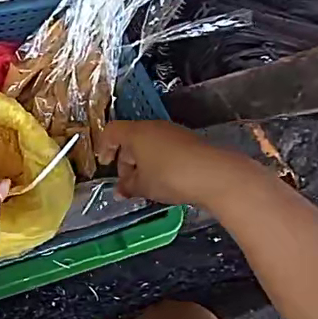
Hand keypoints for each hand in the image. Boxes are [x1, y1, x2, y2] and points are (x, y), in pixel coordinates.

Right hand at [96, 120, 270, 209]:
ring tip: (145, 184)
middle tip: (126, 182)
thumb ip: (128, 187)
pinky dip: (158, 161)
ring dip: (142, 162)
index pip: (112, 131)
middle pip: (131, 137)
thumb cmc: (169, 176)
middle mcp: (154, 127)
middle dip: (125, 159)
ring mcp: (173, 132)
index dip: (104, 146)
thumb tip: (119, 191)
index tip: (104, 163)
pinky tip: (164, 180)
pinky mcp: (189, 141)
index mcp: (136, 132)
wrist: (213, 173)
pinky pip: (165, 148)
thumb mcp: (143, 186)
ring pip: (149, 143)